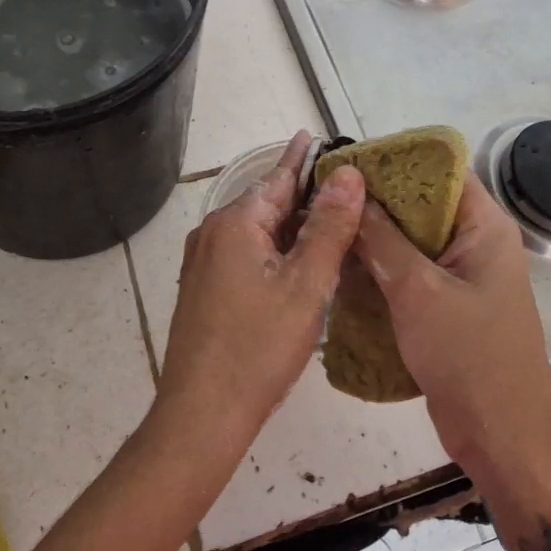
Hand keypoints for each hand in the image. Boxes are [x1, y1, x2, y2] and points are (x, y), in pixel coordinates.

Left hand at [157, 130, 364, 443]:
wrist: (201, 415)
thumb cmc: (257, 348)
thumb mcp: (306, 286)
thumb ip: (329, 228)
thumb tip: (348, 173)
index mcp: (235, 223)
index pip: (279, 178)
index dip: (304, 158)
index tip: (321, 136)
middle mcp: (213, 233)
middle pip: (266, 202)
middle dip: (302, 192)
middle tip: (342, 182)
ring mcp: (204, 263)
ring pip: (257, 231)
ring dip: (290, 224)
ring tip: (329, 216)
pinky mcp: (205, 290)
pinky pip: (246, 254)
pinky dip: (275, 249)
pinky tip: (298, 261)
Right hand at [351, 170, 550, 486]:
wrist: (504, 439)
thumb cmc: (470, 356)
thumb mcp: (418, 290)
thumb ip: (381, 238)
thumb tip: (348, 189)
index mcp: (485, 226)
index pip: (439, 170)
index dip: (393, 161)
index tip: (344, 164)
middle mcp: (476, 241)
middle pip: (420, 203)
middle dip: (374, 199)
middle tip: (322, 197)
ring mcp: (462, 276)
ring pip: (410, 239)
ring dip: (372, 235)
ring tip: (323, 227)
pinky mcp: (446, 305)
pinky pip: (408, 271)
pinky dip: (379, 267)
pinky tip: (340, 267)